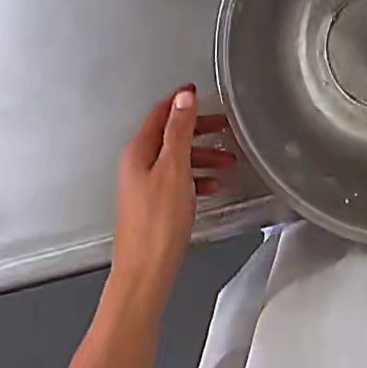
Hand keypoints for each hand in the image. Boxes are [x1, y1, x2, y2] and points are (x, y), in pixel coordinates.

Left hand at [111, 86, 235, 294]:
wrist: (145, 275)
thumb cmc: (158, 223)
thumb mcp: (174, 168)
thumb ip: (180, 131)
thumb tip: (183, 99)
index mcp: (138, 152)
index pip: (160, 114)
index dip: (181, 102)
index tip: (199, 92)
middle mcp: (138, 166)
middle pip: (171, 136)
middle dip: (200, 130)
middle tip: (225, 127)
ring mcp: (145, 187)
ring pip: (178, 159)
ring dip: (203, 156)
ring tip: (228, 161)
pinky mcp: (154, 206)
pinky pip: (179, 181)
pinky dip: (197, 178)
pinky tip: (214, 187)